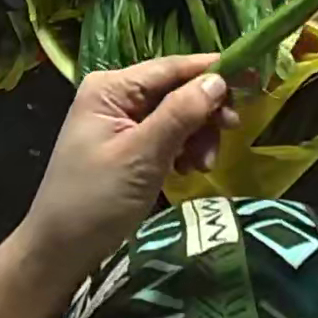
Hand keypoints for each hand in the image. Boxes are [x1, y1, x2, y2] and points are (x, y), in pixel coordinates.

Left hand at [17, 55, 237, 275]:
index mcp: (111, 87)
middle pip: (176, 90)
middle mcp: (115, 95)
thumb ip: (180, 114)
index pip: (171, 67)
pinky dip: (183, 149)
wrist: (60, 250)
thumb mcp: (142, 155)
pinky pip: (167, 135)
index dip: (213, 70)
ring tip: (202, 165)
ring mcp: (120, 120)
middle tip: (231, 132)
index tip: (256, 76)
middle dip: (205, 112)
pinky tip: (187, 170)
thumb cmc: (96, 199)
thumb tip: (217, 79)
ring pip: (176, 114)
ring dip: (197, 135)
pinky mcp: (128, 145)